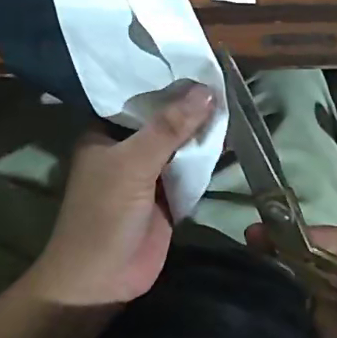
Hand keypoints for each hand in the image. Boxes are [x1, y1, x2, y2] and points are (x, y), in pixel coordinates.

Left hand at [23, 83, 215, 306]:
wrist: (102, 280)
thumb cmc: (104, 214)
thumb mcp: (133, 164)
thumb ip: (169, 128)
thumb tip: (206, 90)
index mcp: (104, 132)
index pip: (136, 96)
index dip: (164, 79)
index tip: (196, 57)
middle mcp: (124, 147)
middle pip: (161, 119)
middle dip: (188, 103)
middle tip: (224, 74)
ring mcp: (146, 172)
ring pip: (177, 143)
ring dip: (200, 129)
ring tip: (234, 96)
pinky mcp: (165, 195)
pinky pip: (189, 168)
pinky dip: (206, 157)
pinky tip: (231, 136)